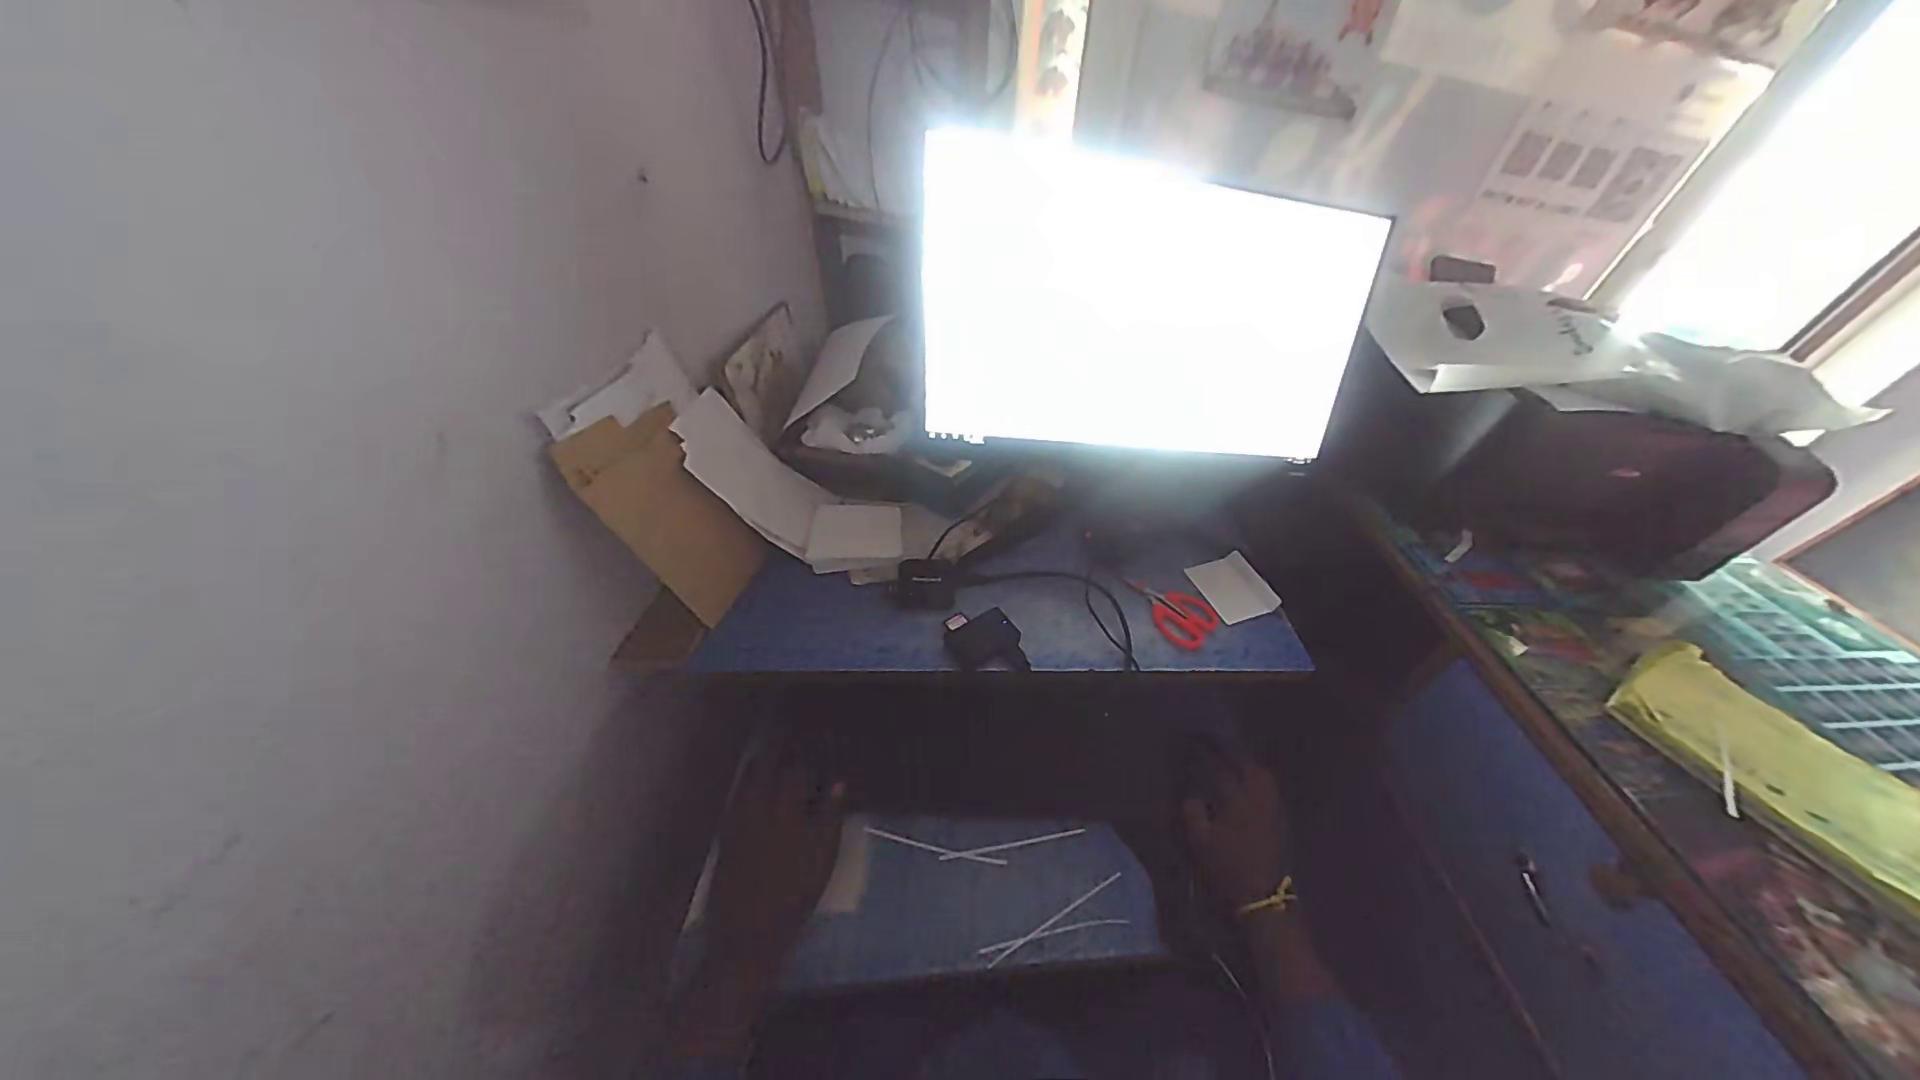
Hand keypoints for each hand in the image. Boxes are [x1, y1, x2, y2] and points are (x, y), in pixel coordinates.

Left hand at [703, 755, 846, 981]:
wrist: (748, 936)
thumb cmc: (794, 900)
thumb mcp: (822, 861)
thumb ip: (830, 819)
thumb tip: (838, 783)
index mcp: (787, 816)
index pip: (796, 773)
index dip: (806, 755)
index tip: (814, 742)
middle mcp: (759, 812)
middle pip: (767, 770)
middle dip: (778, 750)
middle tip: (788, 736)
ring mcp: (738, 823)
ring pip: (747, 782)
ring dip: (758, 764)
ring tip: (768, 751)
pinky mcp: (724, 836)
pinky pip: (734, 800)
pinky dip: (743, 786)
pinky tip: (749, 784)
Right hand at [1180, 749, 1291, 909]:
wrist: (1264, 899)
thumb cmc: (1227, 869)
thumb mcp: (1199, 841)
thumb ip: (1193, 811)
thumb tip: (1195, 794)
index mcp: (1237, 799)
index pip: (1219, 766)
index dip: (1204, 750)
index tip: (1192, 738)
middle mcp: (1259, 797)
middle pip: (1246, 763)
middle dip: (1229, 748)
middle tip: (1213, 740)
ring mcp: (1275, 808)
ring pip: (1262, 774)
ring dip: (1245, 761)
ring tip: (1230, 756)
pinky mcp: (1282, 820)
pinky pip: (1268, 787)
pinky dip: (1256, 777)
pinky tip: (1247, 780)